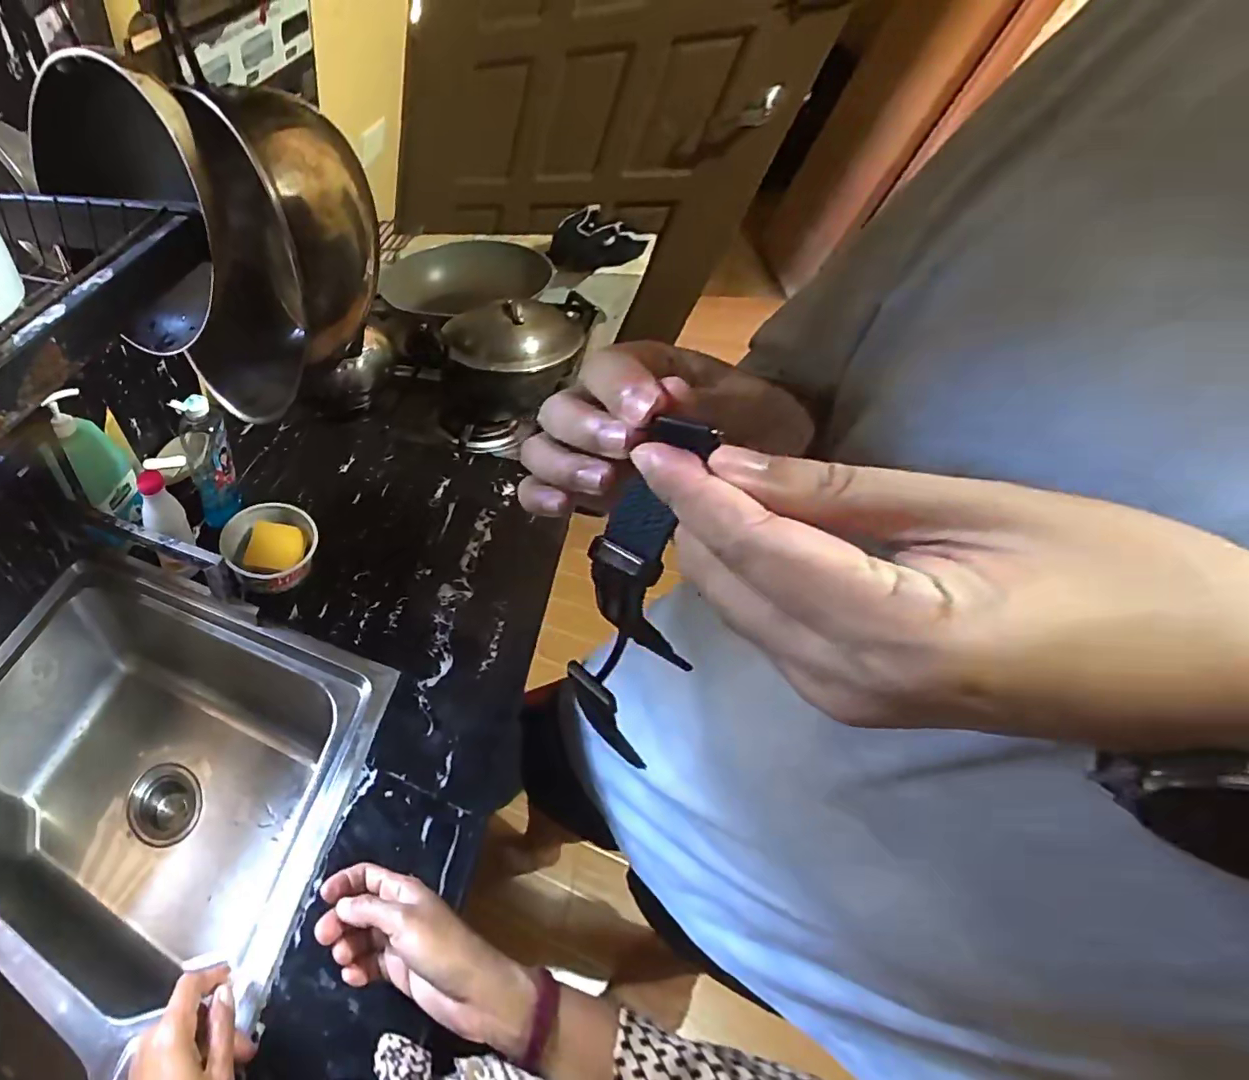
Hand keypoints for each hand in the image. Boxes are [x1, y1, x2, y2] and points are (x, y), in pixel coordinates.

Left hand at [129, 966, 256, 1079]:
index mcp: (167, 1032)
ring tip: (232, 1065)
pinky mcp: (138, 1078)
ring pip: (178, 1035)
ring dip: (206, 1043)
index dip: (212, 974)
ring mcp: (140, 1061)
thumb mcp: (219, 1075)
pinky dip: (189, 1055)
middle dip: (217, 1024)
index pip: (188, 984)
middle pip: (186, 1013)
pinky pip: (167, 1053)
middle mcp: (148, 1039)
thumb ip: (222, 1028)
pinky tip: (208, 1074)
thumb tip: (225, 993)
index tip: (231, 973)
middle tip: (245, 1047)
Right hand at [313, 863, 538, 1056]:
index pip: (366, 876)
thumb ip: (368, 909)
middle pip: (359, 907)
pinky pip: (370, 963)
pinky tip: (352, 976)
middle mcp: (398, 912)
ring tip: (341, 958)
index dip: (344, 882)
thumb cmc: (442, 947)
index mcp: (402, 891)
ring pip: (361, 936)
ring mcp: (398, 942)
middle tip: (323, 936)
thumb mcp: (402, 920)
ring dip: (346, 945)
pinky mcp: (399, 970)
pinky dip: (358, 967)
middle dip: (339, 919)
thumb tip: (340, 905)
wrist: (477, 996)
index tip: (323, 897)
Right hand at [518, 340, 813, 516]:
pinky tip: (563, 508)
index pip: (605, 367)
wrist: (750, 477)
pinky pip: (532, 488)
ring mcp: (576, 448)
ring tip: (604, 483)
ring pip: (538, 447)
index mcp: (637, 371)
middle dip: (586, 429)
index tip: (647, 413)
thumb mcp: (754, 409)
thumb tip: (668, 394)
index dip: (618, 387)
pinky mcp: (569, 486)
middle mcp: (594, 404)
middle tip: (625, 450)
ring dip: (563, 465)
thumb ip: (712, 401)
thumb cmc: (753, 429)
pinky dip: (539, 496)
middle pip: (559, 408)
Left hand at [633, 443, 1248, 749]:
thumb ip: (838, 491)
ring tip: (702, 484)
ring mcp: (834, 696)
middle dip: (694, 515)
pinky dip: (742, 576)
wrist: (1216, 679)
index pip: (752, 548)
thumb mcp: (979, 509)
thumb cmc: (1126, 573)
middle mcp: (839, 676)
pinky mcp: (840, 699)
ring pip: (732, 605)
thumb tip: (733, 466)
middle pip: (726, 580)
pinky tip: (744, 533)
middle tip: (678, 457)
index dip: (692, 493)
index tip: (649, 451)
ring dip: (711, 543)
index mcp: (889, 629)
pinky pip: (761, 626)